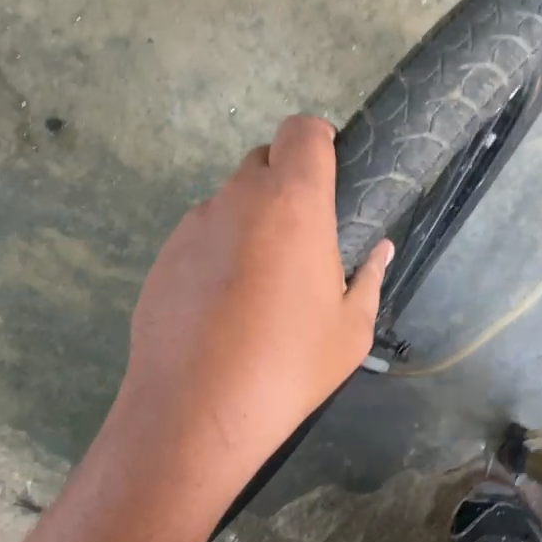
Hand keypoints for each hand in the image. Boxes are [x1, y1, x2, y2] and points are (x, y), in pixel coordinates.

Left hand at [115, 115, 392, 480]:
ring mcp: (192, 225)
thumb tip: (379, 251)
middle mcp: (238, 197)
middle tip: (301, 246)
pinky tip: (221, 311)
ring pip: (230, 203)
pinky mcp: (163, 257)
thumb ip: (368, 278)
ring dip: (250, 226)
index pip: (303, 131)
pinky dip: (217, 257)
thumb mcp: (350, 331)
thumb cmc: (289, 367)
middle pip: (265, 162)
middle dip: (286, 187)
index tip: (330, 182)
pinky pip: (200, 239)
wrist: (197, 410)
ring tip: (258, 291)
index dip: (319, 145)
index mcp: (293, 202)